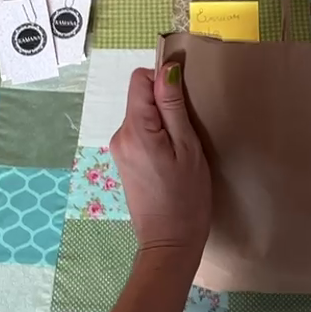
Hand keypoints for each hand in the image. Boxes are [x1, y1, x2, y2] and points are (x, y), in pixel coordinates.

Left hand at [110, 62, 213, 259]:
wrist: (170, 242)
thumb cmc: (186, 197)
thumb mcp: (188, 147)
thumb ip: (173, 106)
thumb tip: (167, 69)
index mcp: (135, 129)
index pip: (140, 80)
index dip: (163, 79)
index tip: (185, 98)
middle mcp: (121, 136)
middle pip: (141, 97)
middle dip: (166, 103)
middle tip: (189, 129)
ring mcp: (120, 150)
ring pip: (143, 115)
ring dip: (164, 121)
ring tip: (184, 147)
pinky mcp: (125, 161)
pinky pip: (141, 133)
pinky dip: (158, 136)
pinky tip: (173, 157)